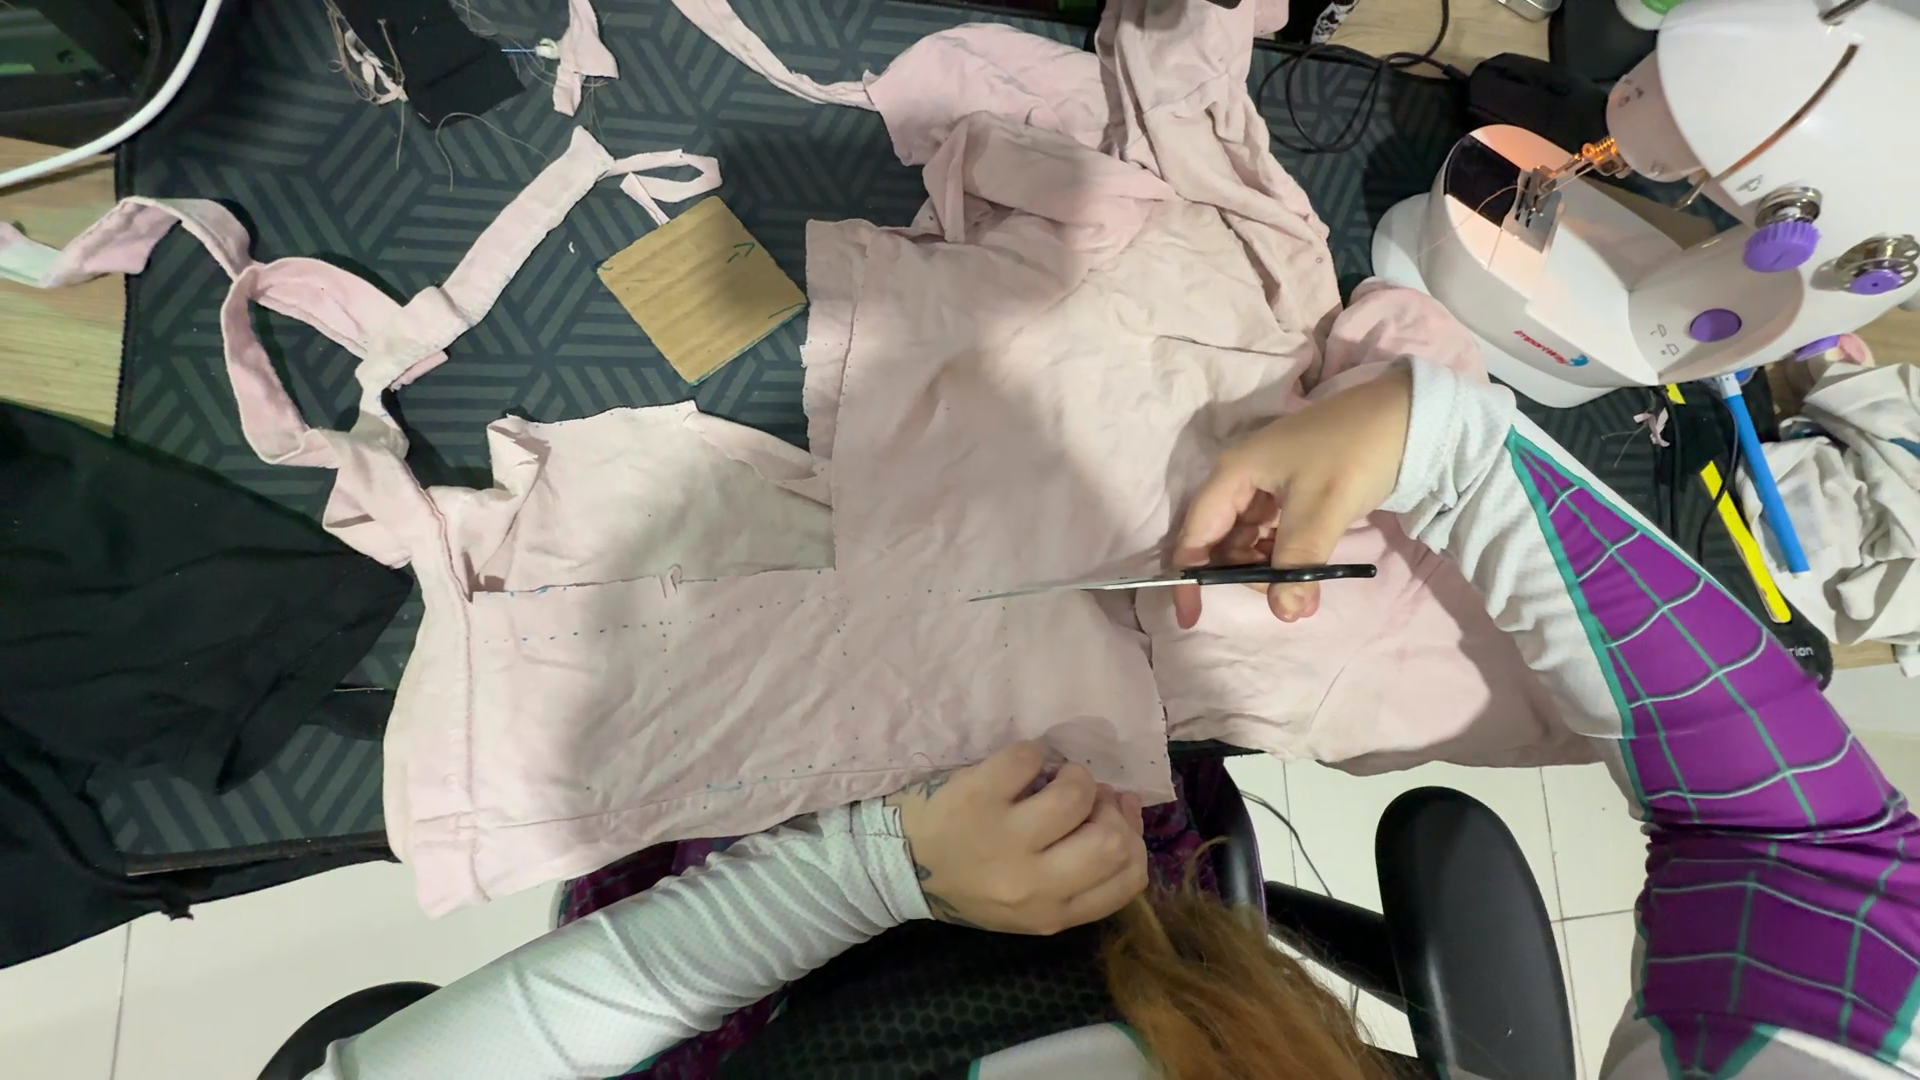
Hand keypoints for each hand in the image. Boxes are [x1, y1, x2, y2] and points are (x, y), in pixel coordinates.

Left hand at [887, 741, 1147, 934]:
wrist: (896, 866)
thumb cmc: (968, 880)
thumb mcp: (1028, 899)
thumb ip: (1078, 867)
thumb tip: (1123, 805)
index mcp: (1051, 913)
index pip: (1128, 878)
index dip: (1133, 839)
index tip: (1114, 816)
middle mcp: (1033, 882)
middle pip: (1114, 840)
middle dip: (1107, 807)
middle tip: (1084, 797)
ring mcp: (1005, 836)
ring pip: (1077, 792)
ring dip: (1072, 775)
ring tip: (1051, 777)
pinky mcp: (978, 794)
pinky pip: (1030, 757)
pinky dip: (1031, 753)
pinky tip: (1017, 766)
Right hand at [1173, 367, 1411, 627]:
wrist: (1412, 413)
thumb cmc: (1355, 451)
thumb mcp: (1322, 508)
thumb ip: (1297, 563)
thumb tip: (1286, 615)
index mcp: (1232, 475)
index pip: (1195, 535)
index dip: (1188, 579)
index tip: (1191, 619)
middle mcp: (1239, 481)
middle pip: (1219, 542)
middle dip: (1241, 574)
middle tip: (1283, 593)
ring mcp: (1264, 487)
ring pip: (1246, 542)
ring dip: (1266, 569)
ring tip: (1302, 585)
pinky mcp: (1289, 493)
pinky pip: (1270, 535)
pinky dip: (1283, 557)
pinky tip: (1306, 570)